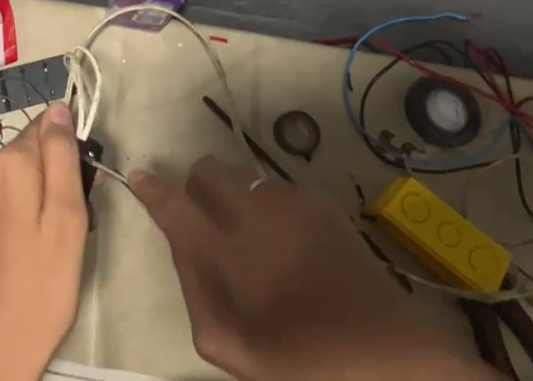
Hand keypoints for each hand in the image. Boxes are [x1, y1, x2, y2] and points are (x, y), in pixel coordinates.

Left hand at [0, 102, 87, 380]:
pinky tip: (24, 257)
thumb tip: (59, 107)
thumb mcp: (66, 219)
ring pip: (14, 181)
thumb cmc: (39, 287)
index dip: (71, 154)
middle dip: (54, 178)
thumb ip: (62, 156)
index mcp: (8, 162)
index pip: (47, 127)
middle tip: (72, 227)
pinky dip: (14, 218)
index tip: (83, 191)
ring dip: (35, 199)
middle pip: (30, 155)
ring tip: (50, 248)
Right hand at [132, 158, 494, 380]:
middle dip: (197, 188)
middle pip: (208, 170)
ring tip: (257, 244)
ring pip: (244, 175)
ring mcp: (294, 202)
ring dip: (237, 197)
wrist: (393, 360)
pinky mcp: (324, 203)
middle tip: (208, 225)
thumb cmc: (305, 365)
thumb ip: (195, 291)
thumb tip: (182, 245)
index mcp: (230, 255)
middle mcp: (257, 213)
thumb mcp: (231, 348)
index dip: (152, 188)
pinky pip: (278, 188)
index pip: (176, 204)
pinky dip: (270, 206)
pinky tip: (290, 246)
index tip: (140, 177)